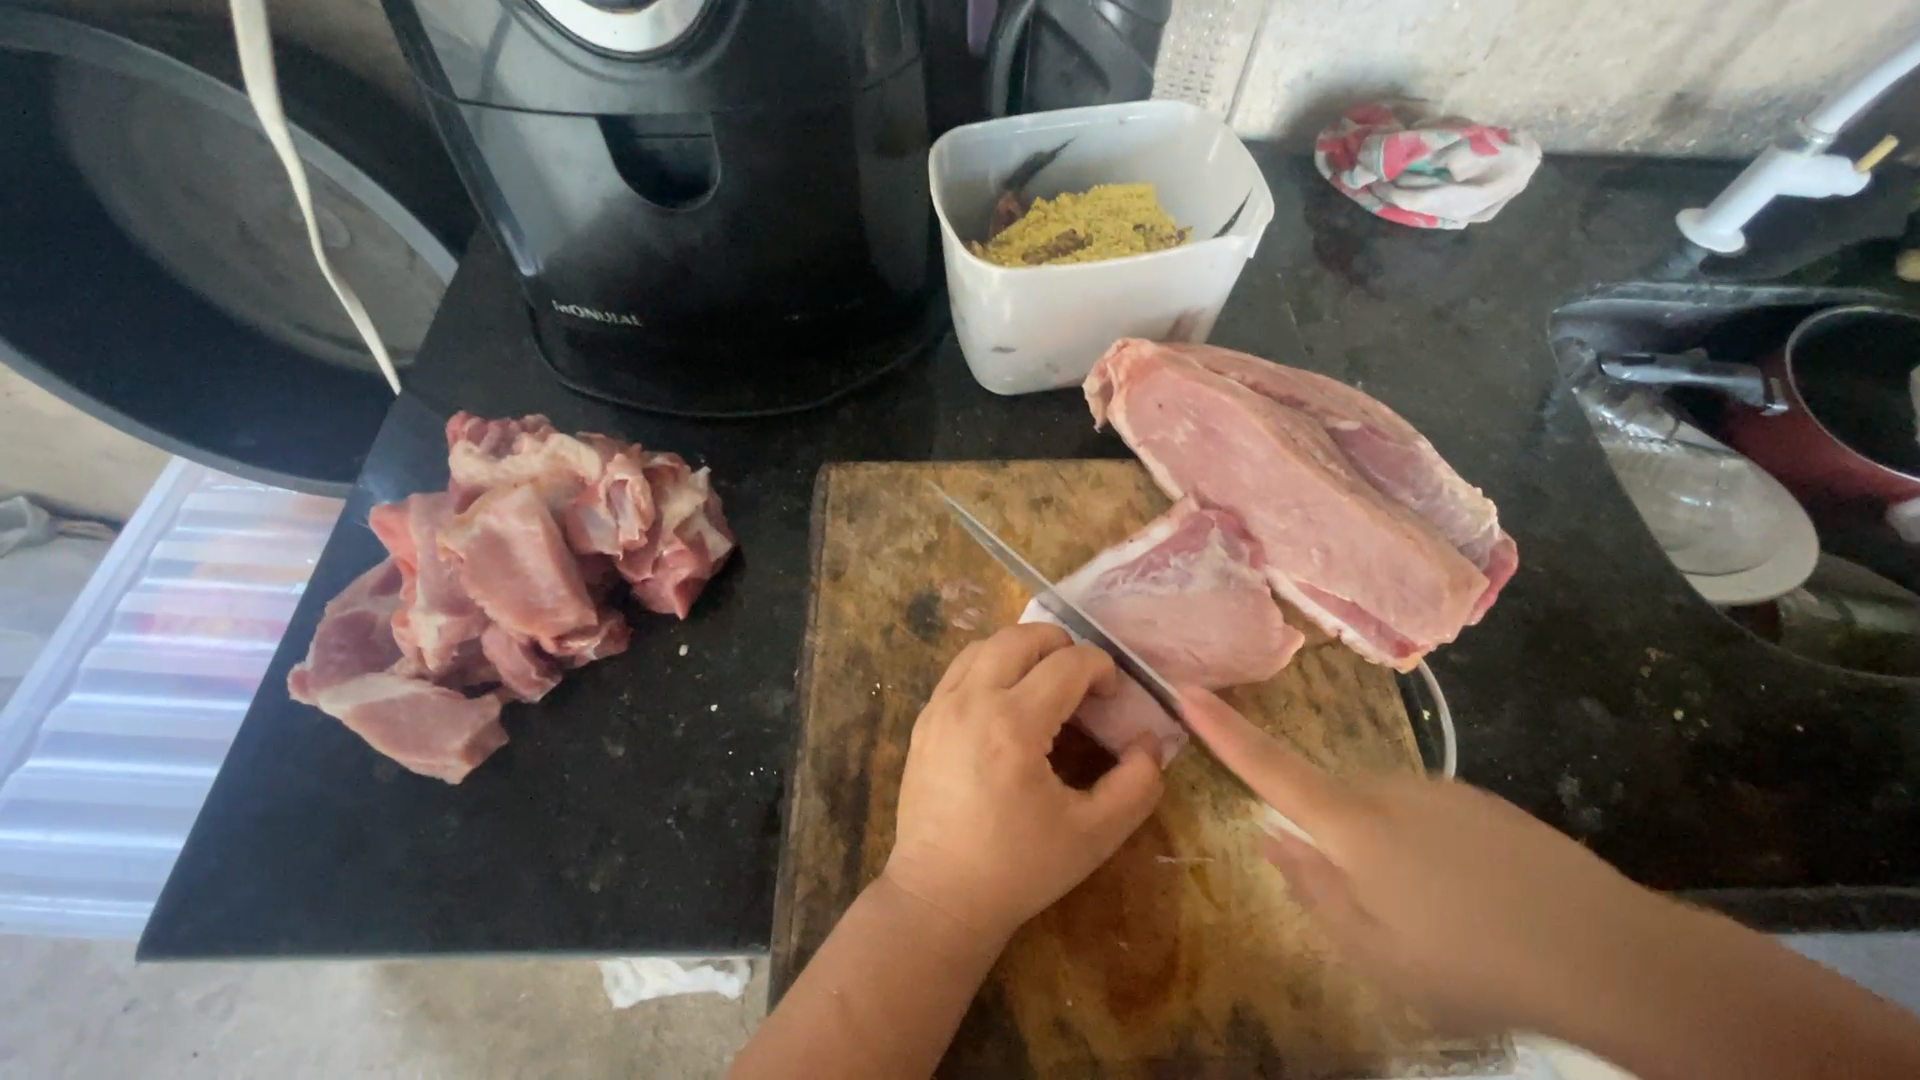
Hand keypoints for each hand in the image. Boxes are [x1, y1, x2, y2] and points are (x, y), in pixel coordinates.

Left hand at [884, 624, 1165, 944]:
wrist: (941, 896)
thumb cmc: (1020, 868)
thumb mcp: (1096, 834)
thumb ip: (1137, 784)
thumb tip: (1149, 741)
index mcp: (1013, 724)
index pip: (1067, 663)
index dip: (1101, 667)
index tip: (1114, 695)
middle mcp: (971, 702)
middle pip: (1021, 636)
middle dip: (1062, 645)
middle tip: (1083, 678)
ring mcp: (939, 708)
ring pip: (984, 645)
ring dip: (1023, 650)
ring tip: (1046, 683)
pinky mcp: (923, 721)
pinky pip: (959, 670)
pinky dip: (990, 666)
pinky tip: (1008, 702)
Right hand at [1181, 686, 1674, 1035]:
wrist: (1611, 954)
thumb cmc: (1474, 963)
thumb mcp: (1376, 953)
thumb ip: (1312, 889)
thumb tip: (1272, 839)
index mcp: (1351, 827)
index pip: (1268, 768)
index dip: (1220, 729)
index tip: (1182, 688)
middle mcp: (1388, 789)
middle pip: (1331, 800)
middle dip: (1335, 840)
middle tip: (1379, 910)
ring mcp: (1439, 788)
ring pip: (1381, 811)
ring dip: (1386, 850)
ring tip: (1440, 916)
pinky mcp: (1480, 799)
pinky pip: (1426, 815)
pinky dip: (1429, 849)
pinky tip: (1475, 899)